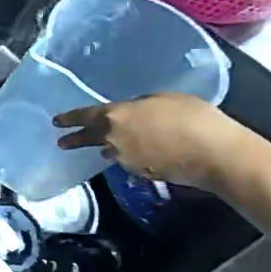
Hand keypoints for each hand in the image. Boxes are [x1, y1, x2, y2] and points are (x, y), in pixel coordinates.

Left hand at [53, 94, 267, 191]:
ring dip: (105, 148)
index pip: (84, 115)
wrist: (215, 154)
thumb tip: (133, 112)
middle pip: (88, 137)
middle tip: (61, 142)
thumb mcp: (164, 98)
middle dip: (73, 139)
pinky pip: (129, 162)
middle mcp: (112, 138)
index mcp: (114, 115)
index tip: (56, 121)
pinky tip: (139, 155)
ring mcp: (125, 158)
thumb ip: (140, 105)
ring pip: (109, 150)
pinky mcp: (139, 173)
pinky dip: (129, 157)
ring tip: (102, 148)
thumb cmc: (193, 118)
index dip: (69, 118)